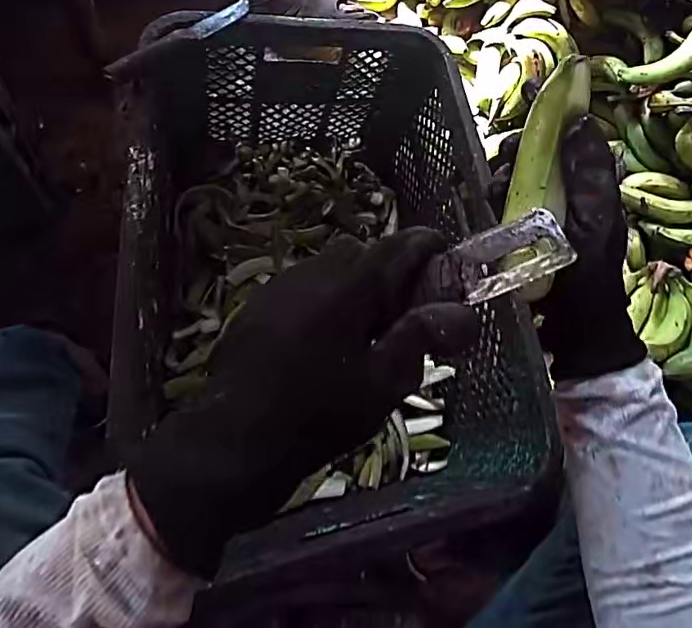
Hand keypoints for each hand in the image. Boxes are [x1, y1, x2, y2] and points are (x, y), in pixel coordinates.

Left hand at [127, 227, 477, 575]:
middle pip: (366, 252)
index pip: (400, 245)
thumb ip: (421, 337)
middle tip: (406, 308)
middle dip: (391, 270)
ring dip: (357, 284)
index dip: (428, 246)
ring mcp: (282, 286)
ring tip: (365, 327)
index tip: (446, 257)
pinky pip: (304, 285)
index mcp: (351, 286)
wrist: (228, 446)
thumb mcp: (381, 383)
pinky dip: (326, 298)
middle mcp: (316, 272)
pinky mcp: (258, 306)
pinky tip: (323, 340)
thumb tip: (463, 312)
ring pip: (333, 267)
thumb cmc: (317, 416)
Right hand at [491, 116, 643, 380]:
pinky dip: (494, 195)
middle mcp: (566, 190)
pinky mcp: (520, 227)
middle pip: (538, 149)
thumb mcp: (596, 223)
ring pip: (516, 170)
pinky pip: (502, 197)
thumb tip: (582, 121)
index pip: (570, 134)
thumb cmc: (588, 278)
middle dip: (520, 146)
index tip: (532, 91)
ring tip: (500, 190)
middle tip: (510, 158)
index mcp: (591, 183)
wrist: (572, 333)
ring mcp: (542, 208)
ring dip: (504, 172)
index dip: (552, 110)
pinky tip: (491, 206)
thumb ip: (591, 173)